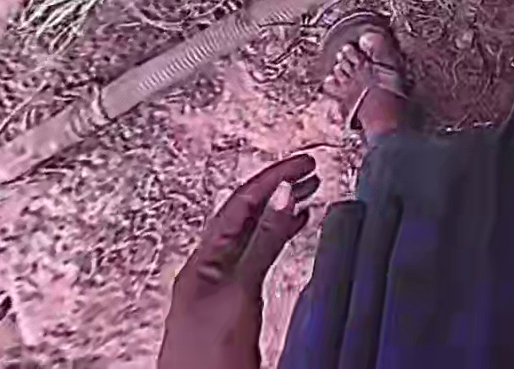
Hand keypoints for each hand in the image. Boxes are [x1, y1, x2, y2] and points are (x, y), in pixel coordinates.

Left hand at [160, 155, 320, 368]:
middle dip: (278, 189)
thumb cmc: (208, 358)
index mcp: (203, 261)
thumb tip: (284, 193)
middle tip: (310, 171)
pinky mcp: (236, 303)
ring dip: (281, 209)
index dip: (272, 178)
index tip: (304, 163)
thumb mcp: (240, 291)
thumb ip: (263, 240)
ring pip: (254, 233)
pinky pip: (260, 254)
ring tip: (310, 191)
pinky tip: (297, 227)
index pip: (240, 203)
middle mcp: (211, 269)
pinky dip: (280, 234)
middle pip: (246, 215)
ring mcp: (222, 287)